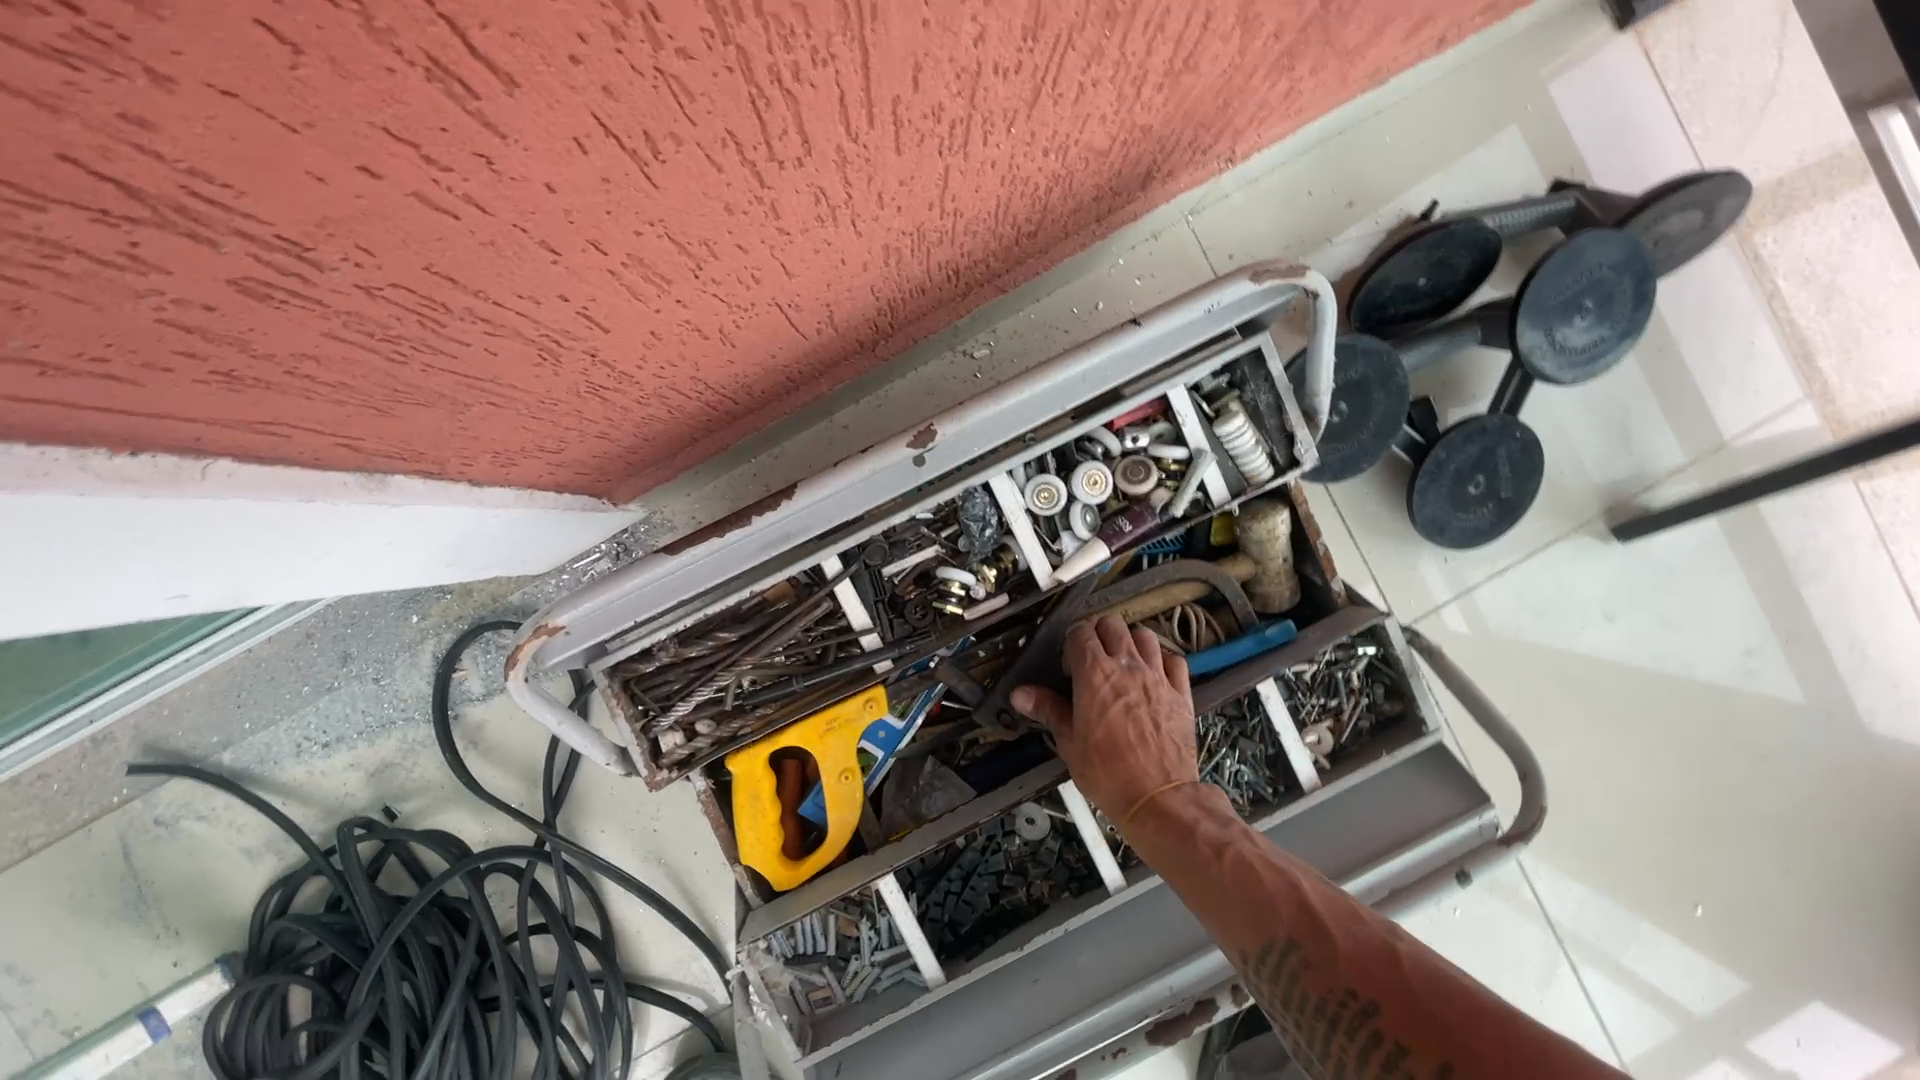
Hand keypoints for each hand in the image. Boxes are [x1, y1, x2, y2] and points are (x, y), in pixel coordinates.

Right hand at [1011, 614, 1198, 821]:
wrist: (1157, 796)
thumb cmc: (1109, 772)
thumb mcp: (1069, 742)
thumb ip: (1047, 709)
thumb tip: (1021, 694)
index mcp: (1094, 674)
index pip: (1080, 633)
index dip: (1071, 643)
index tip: (1068, 664)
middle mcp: (1127, 667)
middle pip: (1113, 624)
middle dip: (1099, 634)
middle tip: (1092, 658)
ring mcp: (1157, 677)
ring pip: (1145, 635)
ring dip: (1131, 641)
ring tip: (1123, 661)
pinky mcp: (1180, 693)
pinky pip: (1175, 660)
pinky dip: (1163, 659)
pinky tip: (1155, 672)